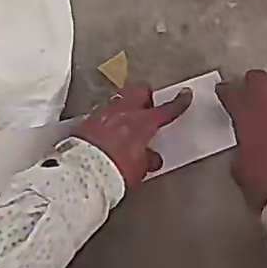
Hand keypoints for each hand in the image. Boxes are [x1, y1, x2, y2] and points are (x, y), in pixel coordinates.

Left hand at [73, 85, 193, 189]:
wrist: (82, 176)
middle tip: (150, 107)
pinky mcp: (87, 121)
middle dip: (146, 96)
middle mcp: (123, 112)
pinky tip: (109, 129)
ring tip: (128, 118)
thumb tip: (151, 157)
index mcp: (142, 123)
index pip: (166, 110)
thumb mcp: (139, 169)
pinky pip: (103, 112)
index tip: (184, 95)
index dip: (179, 102)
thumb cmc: (113, 171)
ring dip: (126, 106)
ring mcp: (104, 114)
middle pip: (139, 91)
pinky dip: (110, 118)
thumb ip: (148, 158)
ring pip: (119, 99)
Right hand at [218, 70, 266, 209]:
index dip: (225, 90)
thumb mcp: (237, 162)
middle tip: (245, 89)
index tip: (222, 91)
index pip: (233, 94)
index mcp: (248, 119)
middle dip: (250, 81)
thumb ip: (240, 142)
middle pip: (259, 79)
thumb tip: (244, 139)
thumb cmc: (259, 182)